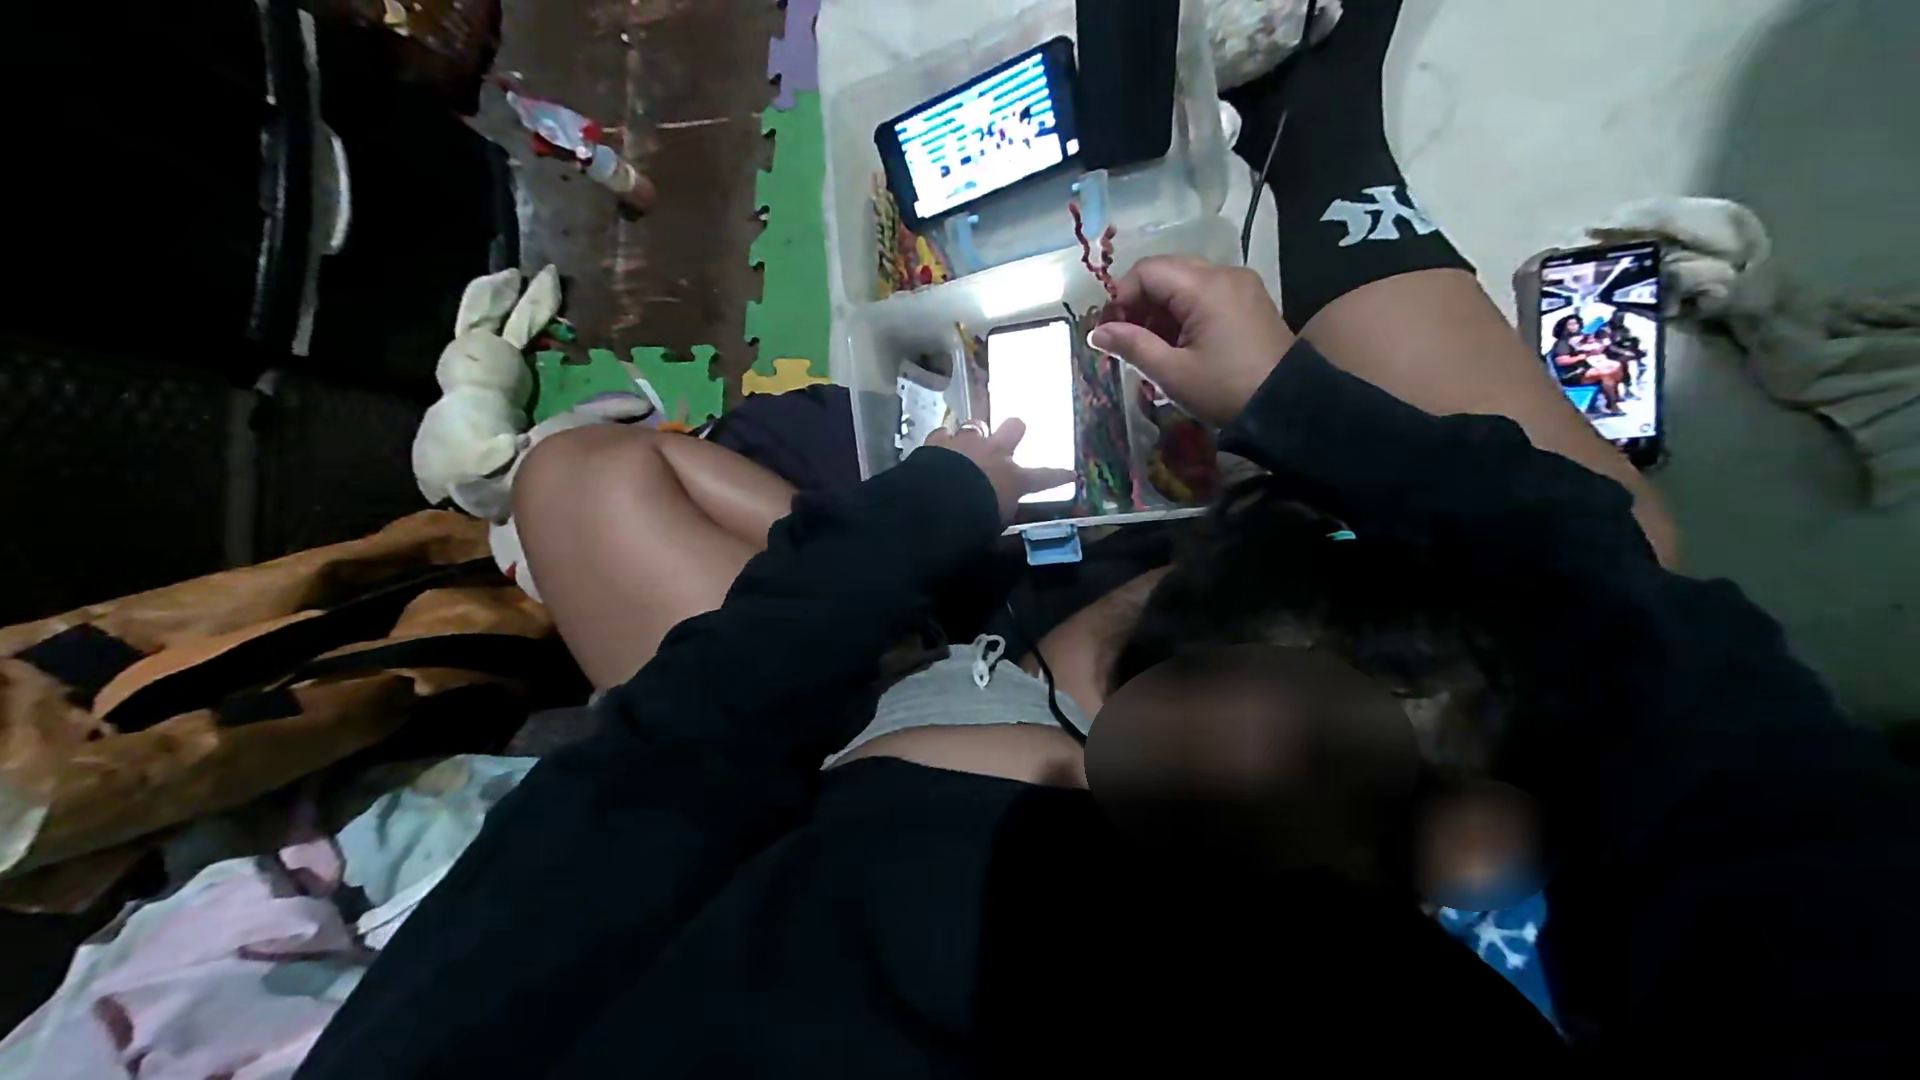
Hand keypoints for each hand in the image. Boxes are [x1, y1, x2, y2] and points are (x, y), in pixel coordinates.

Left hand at [924, 419, 1073, 522]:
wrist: (938, 503)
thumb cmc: (974, 521)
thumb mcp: (995, 527)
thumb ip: (1002, 518)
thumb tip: (1007, 526)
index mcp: (1014, 478)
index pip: (1045, 478)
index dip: (1060, 477)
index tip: (1072, 474)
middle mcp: (995, 453)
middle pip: (1014, 428)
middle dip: (1013, 430)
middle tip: (1008, 437)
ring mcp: (967, 443)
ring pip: (976, 425)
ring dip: (974, 434)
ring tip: (967, 443)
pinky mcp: (940, 441)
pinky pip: (944, 433)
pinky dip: (943, 440)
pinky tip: (939, 445)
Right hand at [1088, 256, 1295, 425]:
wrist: (1287, 407)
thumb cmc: (1224, 390)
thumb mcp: (1172, 373)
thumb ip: (1132, 346)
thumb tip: (1096, 333)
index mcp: (1205, 287)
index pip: (1147, 271)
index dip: (1120, 297)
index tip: (1110, 330)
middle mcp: (1224, 274)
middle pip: (1165, 271)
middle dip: (1138, 302)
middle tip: (1125, 338)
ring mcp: (1240, 285)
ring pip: (1184, 282)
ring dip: (1159, 309)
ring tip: (1149, 346)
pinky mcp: (1248, 300)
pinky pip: (1204, 294)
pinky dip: (1182, 312)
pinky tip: (1175, 343)